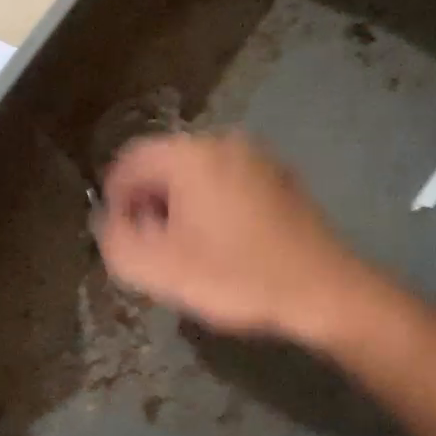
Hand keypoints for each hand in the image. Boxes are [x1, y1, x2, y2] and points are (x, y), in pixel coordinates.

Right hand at [94, 131, 376, 344]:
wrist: (325, 293)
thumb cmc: (237, 278)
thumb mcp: (161, 270)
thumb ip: (117, 242)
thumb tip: (110, 224)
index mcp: (190, 155)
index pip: (128, 161)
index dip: (114, 199)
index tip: (120, 238)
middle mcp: (222, 142)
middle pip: (163, 165)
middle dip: (148, 204)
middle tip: (151, 249)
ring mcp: (257, 158)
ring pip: (196, 175)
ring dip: (180, 208)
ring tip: (186, 252)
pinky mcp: (281, 179)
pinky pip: (227, 183)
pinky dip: (212, 207)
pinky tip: (223, 246)